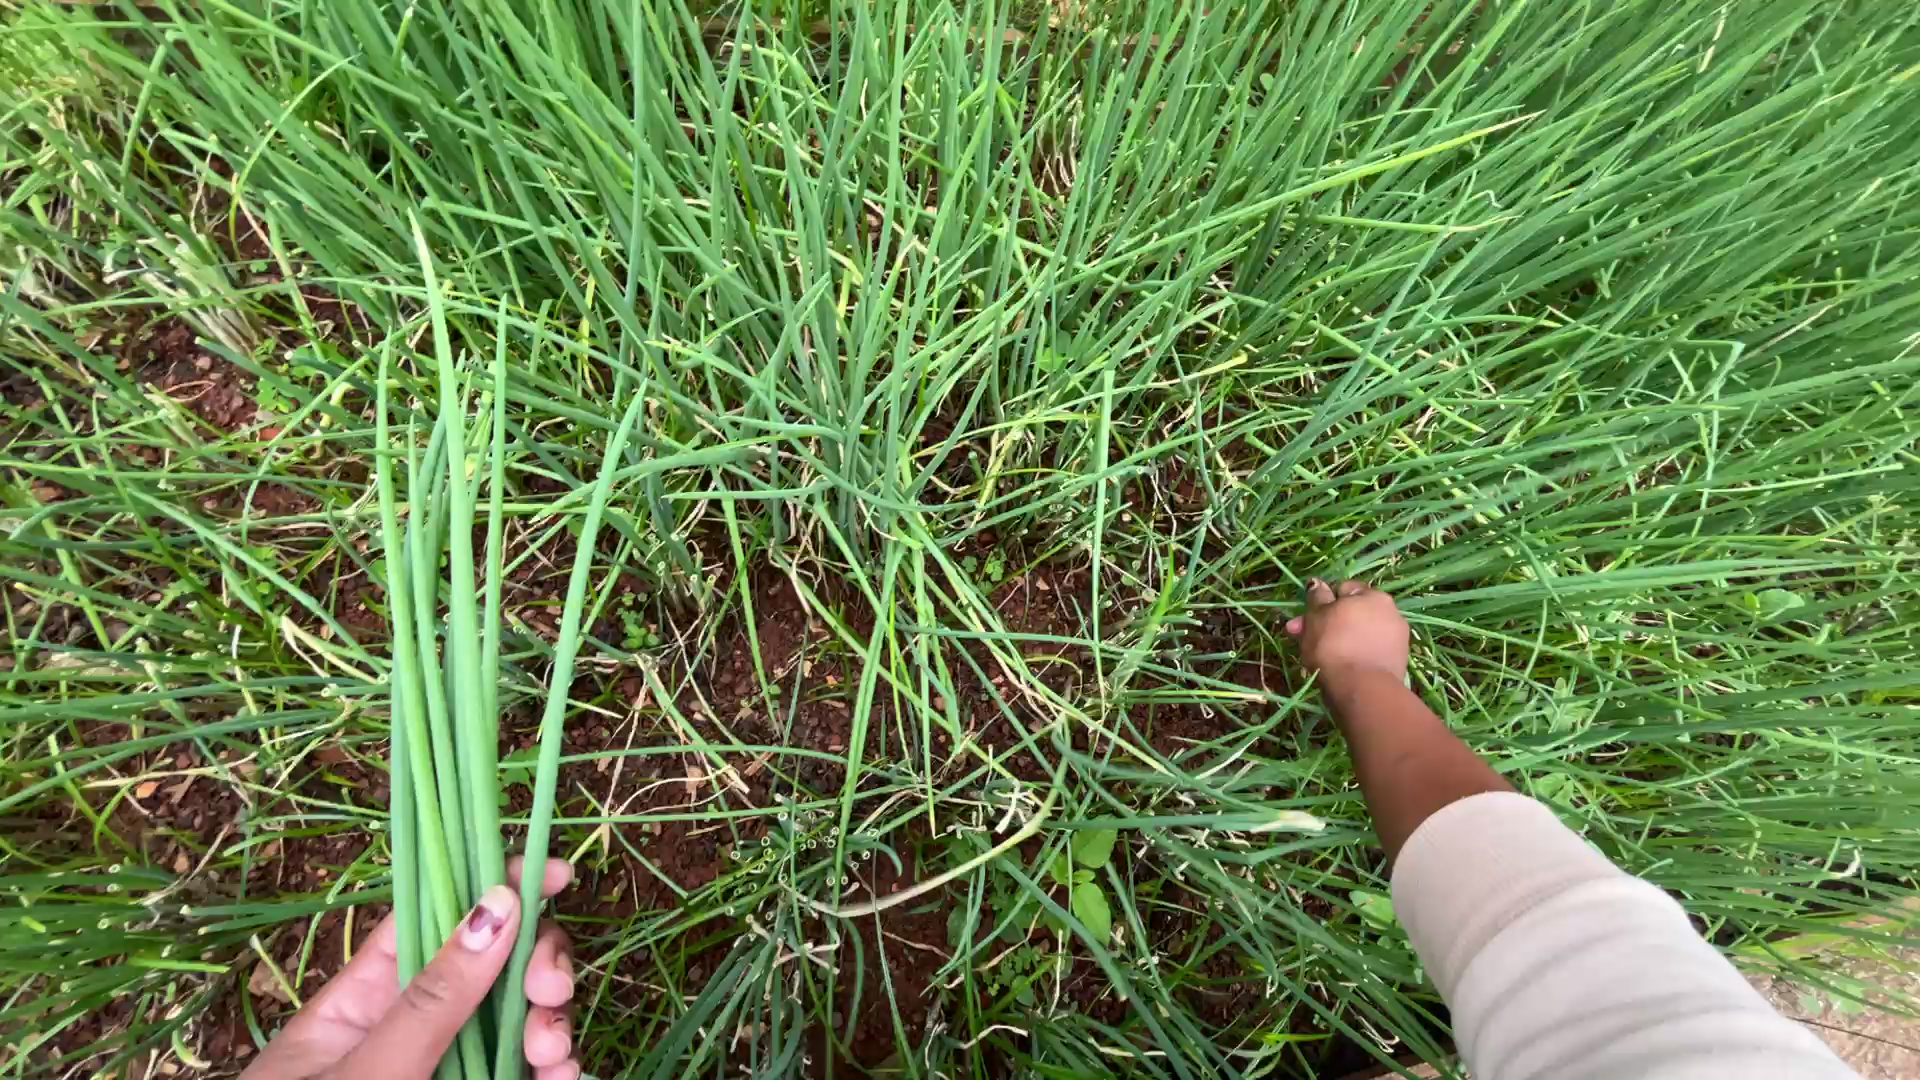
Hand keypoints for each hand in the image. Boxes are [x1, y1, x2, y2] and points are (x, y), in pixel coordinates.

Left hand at [242, 857, 580, 1079]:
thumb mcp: (362, 1078)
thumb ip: (433, 997)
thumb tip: (502, 897)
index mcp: (367, 997)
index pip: (438, 910)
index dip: (500, 878)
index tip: (559, 874)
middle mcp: (413, 1019)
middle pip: (497, 954)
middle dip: (539, 963)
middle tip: (552, 993)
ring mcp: (447, 1062)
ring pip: (520, 1009)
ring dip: (552, 1020)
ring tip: (554, 1055)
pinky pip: (525, 1064)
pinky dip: (555, 1066)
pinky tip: (566, 1077)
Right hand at [1284, 578, 1408, 686]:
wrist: (1361, 687)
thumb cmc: (1333, 644)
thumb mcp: (1316, 615)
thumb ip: (1317, 596)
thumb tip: (1318, 583)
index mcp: (1373, 595)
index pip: (1343, 589)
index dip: (1323, 602)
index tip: (1307, 618)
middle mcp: (1390, 611)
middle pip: (1351, 612)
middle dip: (1327, 622)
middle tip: (1303, 637)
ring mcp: (1397, 637)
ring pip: (1359, 632)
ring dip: (1340, 638)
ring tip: (1319, 655)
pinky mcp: (1397, 659)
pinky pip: (1368, 649)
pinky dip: (1355, 653)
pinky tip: (1340, 664)